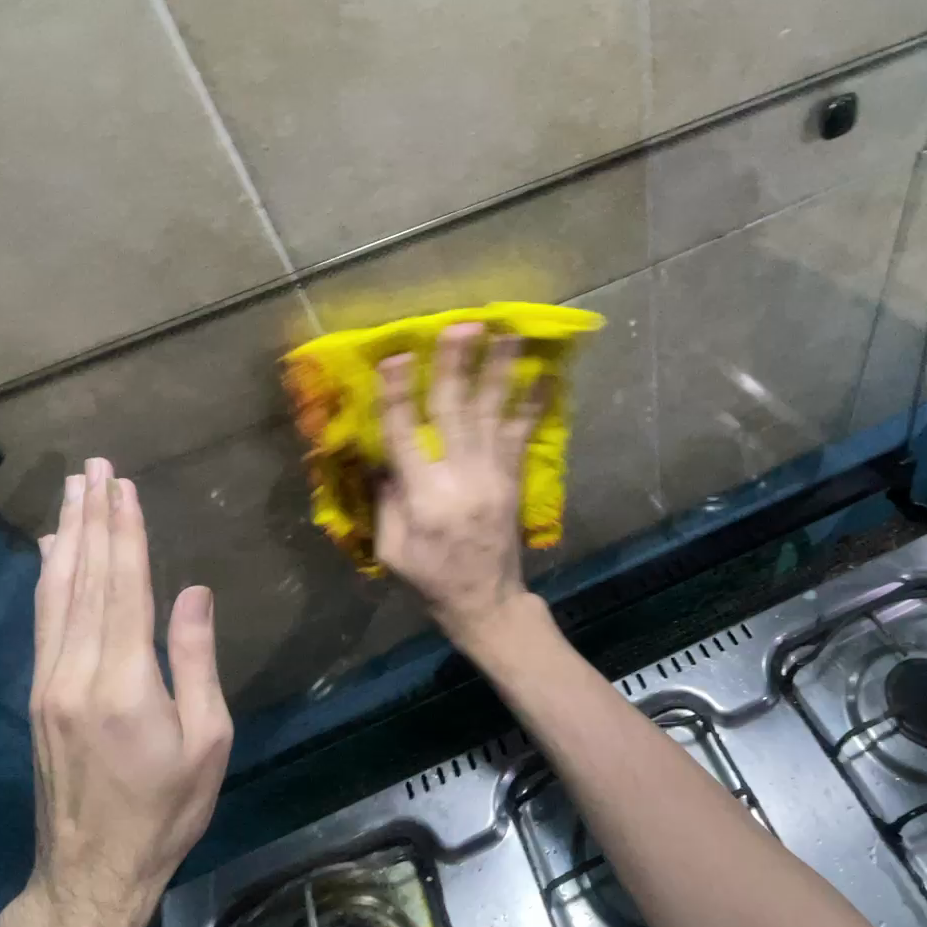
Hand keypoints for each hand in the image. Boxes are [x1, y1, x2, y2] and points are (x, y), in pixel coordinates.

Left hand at [0, 458, 232, 926]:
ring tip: (72, 492)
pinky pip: (44, 621)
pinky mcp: (38, 695)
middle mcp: (77, 671)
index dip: (126, 532)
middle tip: (94, 467)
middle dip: (94, 518)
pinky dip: (49, 577)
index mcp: (124, 680)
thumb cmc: (167, 805)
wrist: (93, 870)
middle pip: (87, 578)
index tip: (124, 485)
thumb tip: (192, 591)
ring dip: (69, 537)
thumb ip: (195, 659)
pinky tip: (52, 553)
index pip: (125, 586)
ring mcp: (49, 682)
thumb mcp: (206, 738)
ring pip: (58, 593)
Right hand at [375, 323, 550, 651]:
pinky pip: (523, 434)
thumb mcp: (391, 549)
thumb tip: (380, 453)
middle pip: (455, 412)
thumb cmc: (430, 579)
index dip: (397, 395)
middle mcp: (461, 478)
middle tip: (463, 324)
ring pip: (494, 413)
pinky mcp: (513, 478)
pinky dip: (534, 403)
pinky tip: (546, 374)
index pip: (404, 436)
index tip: (396, 357)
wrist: (486, 602)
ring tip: (510, 332)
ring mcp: (493, 476)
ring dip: (501, 370)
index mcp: (424, 497)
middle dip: (457, 366)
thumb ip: (386, 499)